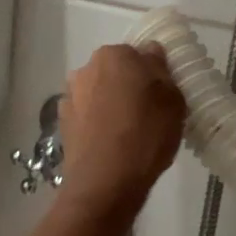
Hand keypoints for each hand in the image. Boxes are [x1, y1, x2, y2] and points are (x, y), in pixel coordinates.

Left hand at [58, 43, 186, 210]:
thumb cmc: (146, 135)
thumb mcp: (173, 101)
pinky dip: (96, 124)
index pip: (140, 55)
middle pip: (114, 72)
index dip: (153, 75)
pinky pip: (87, 116)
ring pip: (98, 94)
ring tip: (127, 132)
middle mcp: (86, 69)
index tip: (161, 95)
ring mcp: (69, 96)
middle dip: (128, 87)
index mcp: (114, 55)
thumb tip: (150, 57)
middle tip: (147, 113)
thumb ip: (161, 72)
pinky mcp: (62, 124)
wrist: (104, 181)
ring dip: (109, 105)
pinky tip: (109, 144)